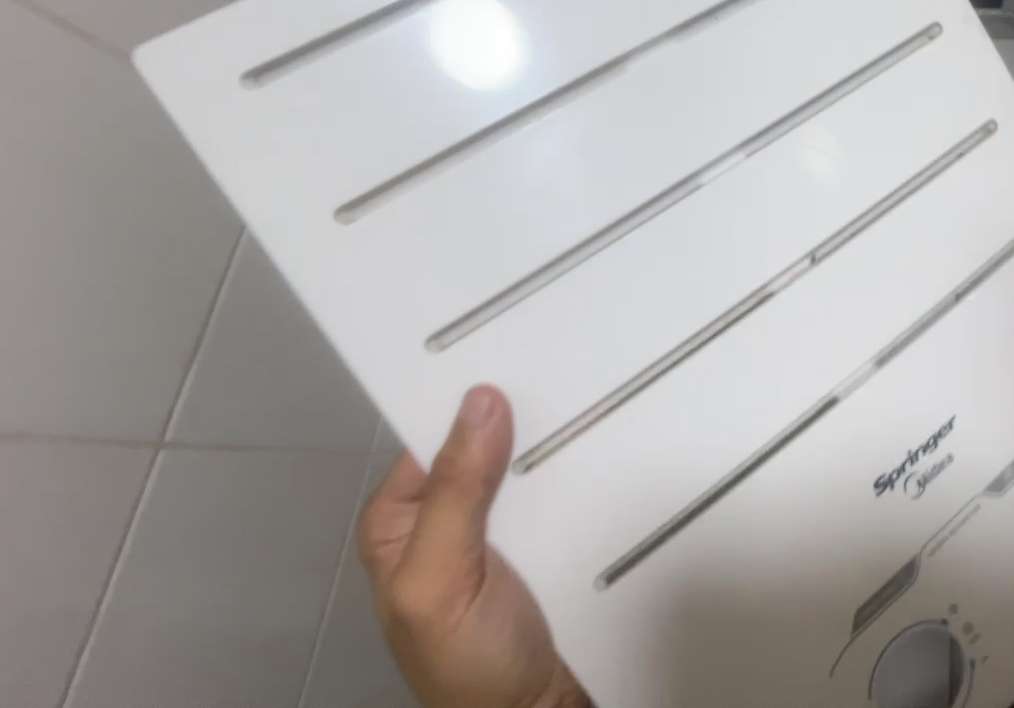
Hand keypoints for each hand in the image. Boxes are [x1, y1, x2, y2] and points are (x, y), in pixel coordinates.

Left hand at [359, 385, 587, 707]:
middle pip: (487, 438)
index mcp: (402, 516)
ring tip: (602, 384)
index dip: (467, 391)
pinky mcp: (548, 531)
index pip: (430, 433)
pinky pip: (563, 483)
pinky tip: (611, 435)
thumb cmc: (468, 664)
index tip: (513, 348)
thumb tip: (481, 399)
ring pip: (530, 458)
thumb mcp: (437, 583)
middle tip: (572, 358)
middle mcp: (450, 509)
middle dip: (525, 406)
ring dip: (562, 432)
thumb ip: (454, 495)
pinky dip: (583, 463)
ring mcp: (503, 520)